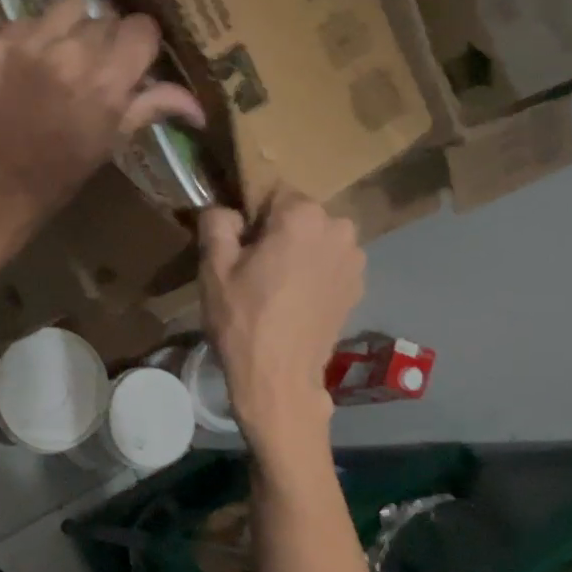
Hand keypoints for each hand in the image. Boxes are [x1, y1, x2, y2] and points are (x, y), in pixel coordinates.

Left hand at [0, 0, 203, 233]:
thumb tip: (198, 108)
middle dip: (104, 44)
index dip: (138, 47)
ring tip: (60, 59)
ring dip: (71, 27)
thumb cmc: (59, 176)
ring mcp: (31, 45)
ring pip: (70, 5)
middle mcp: (72, 55)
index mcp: (108, 83)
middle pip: (106, 20)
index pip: (142, 29)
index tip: (128, 65)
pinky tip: (27, 69)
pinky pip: (29, 18)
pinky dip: (34, 38)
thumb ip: (150, 108)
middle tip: (89, 74)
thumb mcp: (110, 143)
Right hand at [199, 192, 365, 447]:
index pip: (271, 193)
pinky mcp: (357, 286)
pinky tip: (295, 304)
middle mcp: (338, 227)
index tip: (237, 247)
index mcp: (302, 215)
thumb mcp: (213, 270)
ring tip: (276, 291)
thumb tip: (225, 211)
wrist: (278, 378)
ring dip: (299, 255)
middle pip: (299, 217)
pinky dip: (314, 275)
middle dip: (278, 234)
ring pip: (317, 241)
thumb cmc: (243, 321)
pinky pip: (330, 266)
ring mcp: (354, 258)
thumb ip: (216, 225)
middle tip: (254, 272)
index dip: (250, 218)